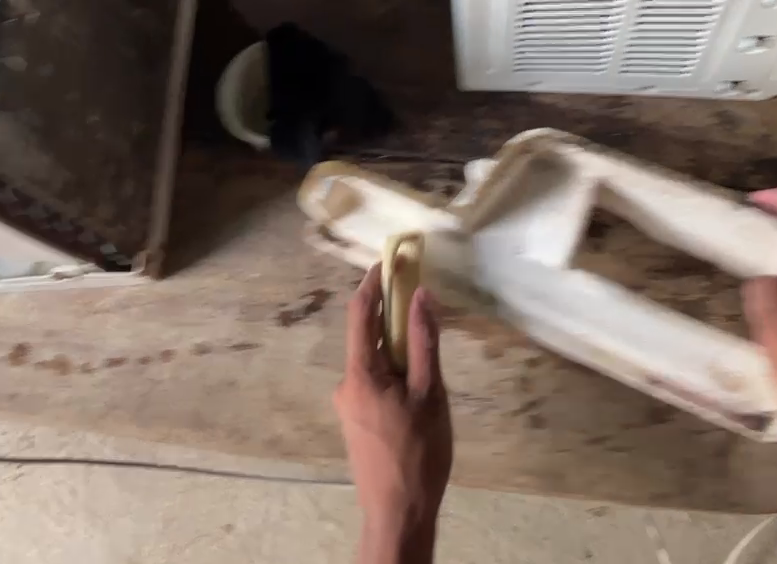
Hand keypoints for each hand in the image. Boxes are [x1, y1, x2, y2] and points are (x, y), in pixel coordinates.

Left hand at [336, 263, 452, 563]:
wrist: (398, 517)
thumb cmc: (418, 454)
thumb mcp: (430, 394)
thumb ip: (425, 342)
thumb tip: (422, 296)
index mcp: (359, 374)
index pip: (360, 313)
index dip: (373, 282)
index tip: (392, 260)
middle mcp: (346, 384)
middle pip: (367, 335)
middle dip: (392, 312)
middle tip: (420, 297)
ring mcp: (349, 404)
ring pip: (373, 358)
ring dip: (396, 344)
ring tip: (428, 349)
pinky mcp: (358, 419)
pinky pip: (374, 378)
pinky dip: (394, 366)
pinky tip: (418, 382)